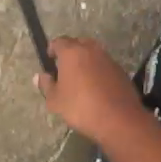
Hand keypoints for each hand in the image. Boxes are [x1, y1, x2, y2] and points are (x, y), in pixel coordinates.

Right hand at [35, 37, 152, 143]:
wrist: (119, 119)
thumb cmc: (80, 107)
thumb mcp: (55, 101)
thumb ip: (46, 85)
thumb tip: (40, 76)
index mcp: (72, 53)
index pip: (59, 41)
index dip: (52, 49)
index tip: (50, 60)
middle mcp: (91, 50)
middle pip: (78, 43)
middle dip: (70, 52)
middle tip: (65, 68)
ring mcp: (108, 59)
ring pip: (93, 53)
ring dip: (85, 61)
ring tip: (80, 78)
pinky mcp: (121, 71)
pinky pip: (104, 65)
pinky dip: (98, 70)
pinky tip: (96, 87)